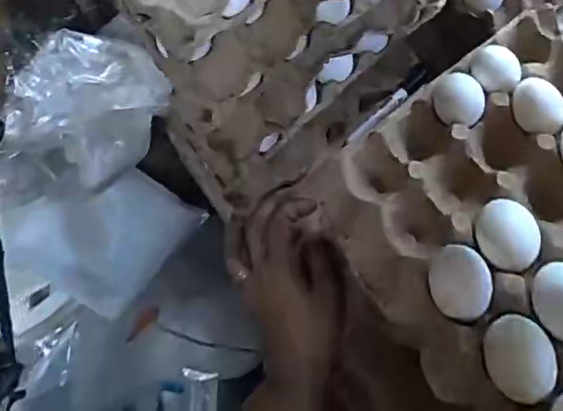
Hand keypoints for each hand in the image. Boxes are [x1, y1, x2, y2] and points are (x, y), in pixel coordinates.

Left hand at [230, 191, 342, 406]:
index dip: (295, 205)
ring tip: (257, 203)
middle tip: (289, 191)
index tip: (314, 205)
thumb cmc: (317, 332)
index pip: (279, 221)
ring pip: (238, 241)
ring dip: (246, 218)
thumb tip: (315, 227)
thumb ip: (320, 255)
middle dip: (271, 201)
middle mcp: (258, 269)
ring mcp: (248, 282)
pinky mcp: (246, 293)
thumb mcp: (328, 292)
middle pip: (255, 224)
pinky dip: (236, 242)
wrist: (295, 370)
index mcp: (278, 267)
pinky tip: (243, 234)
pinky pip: (234, 261)